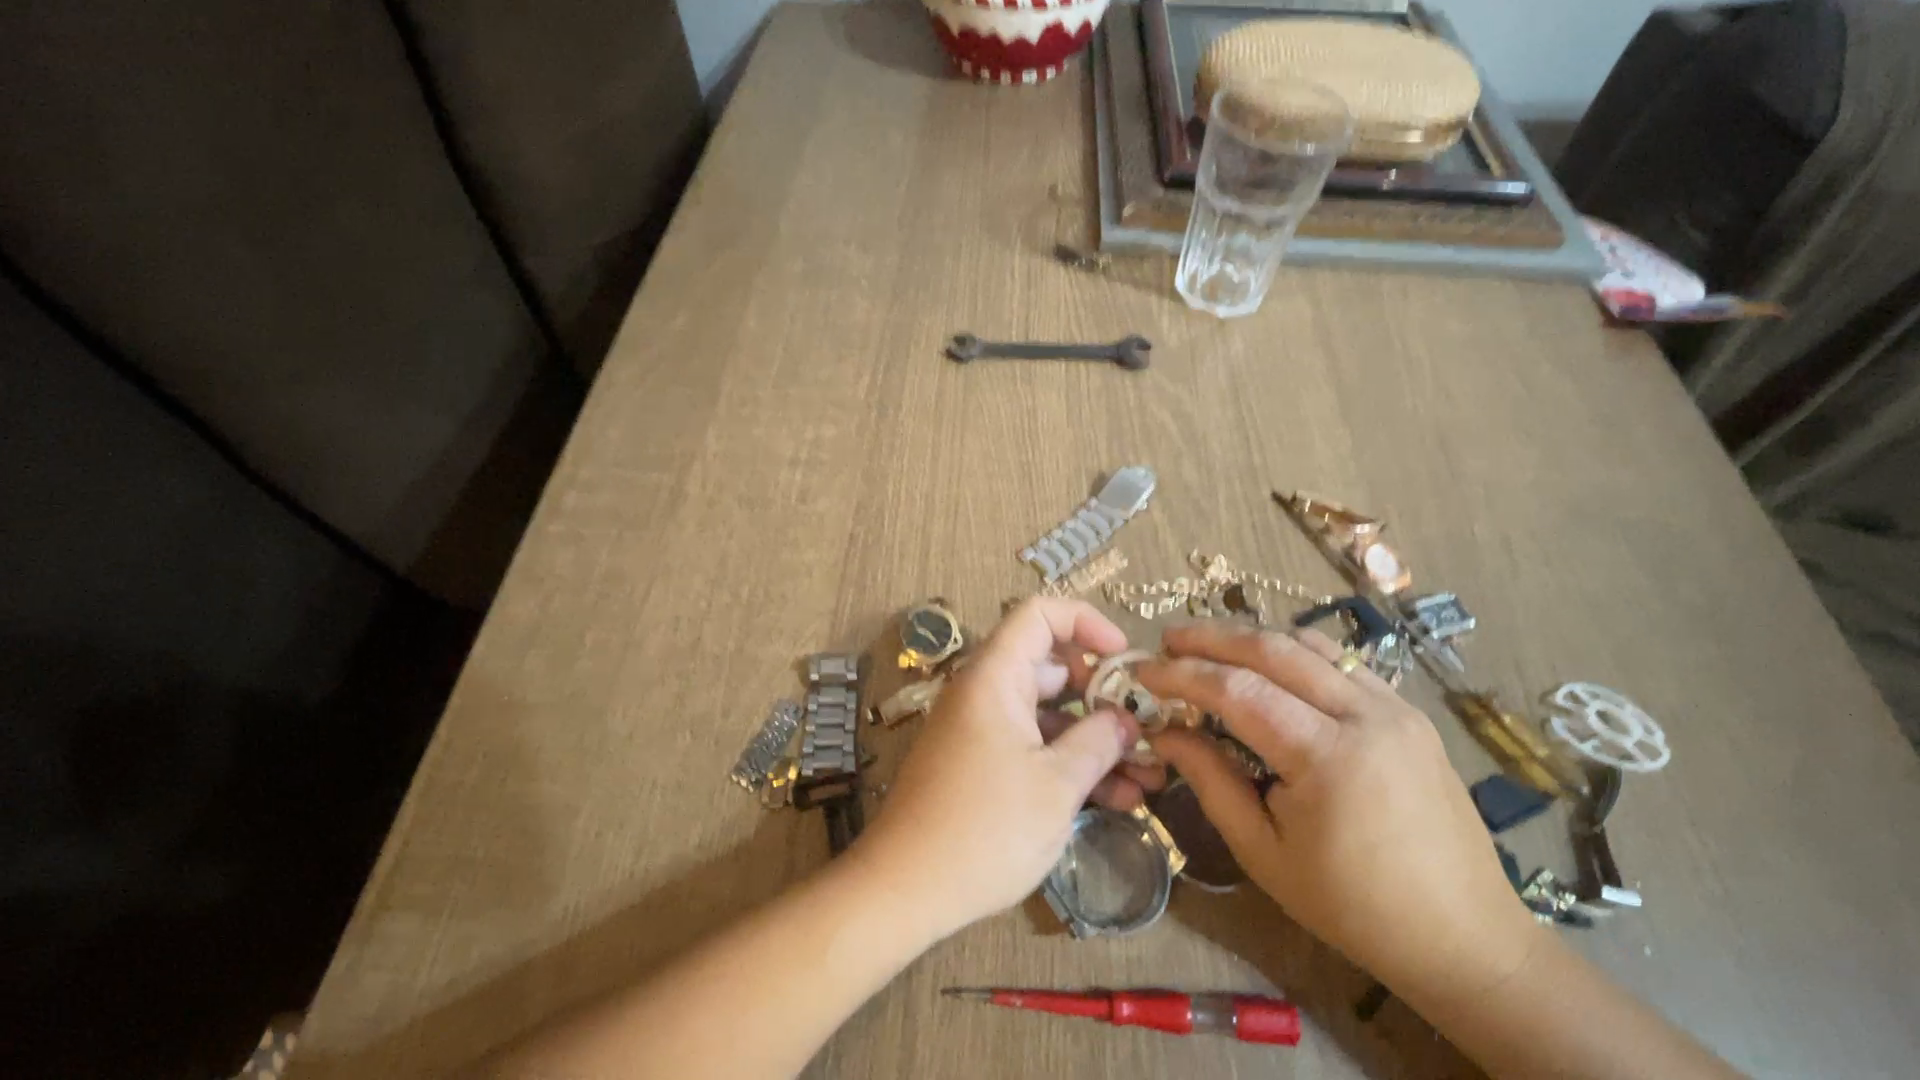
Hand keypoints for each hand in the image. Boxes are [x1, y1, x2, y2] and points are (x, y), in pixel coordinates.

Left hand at [852, 598, 1163, 939]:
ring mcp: (982, 733)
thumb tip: (1126, 719)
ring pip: (1049, 718)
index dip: (1087, 623)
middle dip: (1105, 697)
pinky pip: (1033, 750)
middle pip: (1052, 669)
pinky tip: (1118, 802)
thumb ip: (1098, 742)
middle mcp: (985, 695)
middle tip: (1148, 728)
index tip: (1126, 657)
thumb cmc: (984, 829)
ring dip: (1097, 743)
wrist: (904, 890)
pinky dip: (1070, 767)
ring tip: (1150, 778)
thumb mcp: (1056, 785)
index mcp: (994, 678)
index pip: (1039, 615)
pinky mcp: (981, 769)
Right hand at [1137, 624, 1542, 994]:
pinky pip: (1342, 666)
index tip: (1142, 671)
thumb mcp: (1263, 851)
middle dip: (1212, 637)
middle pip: (1274, 649)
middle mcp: (1366, 714)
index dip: (1183, 675)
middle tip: (1166, 639)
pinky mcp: (1409, 713)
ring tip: (1207, 643)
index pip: (1238, 690)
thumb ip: (1210, 780)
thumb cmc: (1351, 905)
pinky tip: (1268, 665)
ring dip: (1254, 637)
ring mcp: (1395, 708)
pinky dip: (1295, 655)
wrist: (1461, 934)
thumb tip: (1163, 732)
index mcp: (1327, 756)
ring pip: (1311, 647)